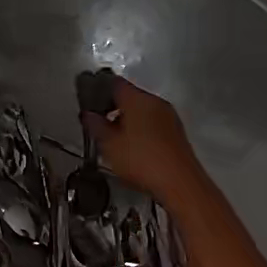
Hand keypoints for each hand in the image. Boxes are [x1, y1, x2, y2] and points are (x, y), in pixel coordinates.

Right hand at [81, 75, 208, 205]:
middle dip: (112, 106)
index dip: (98, 88)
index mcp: (137, 99)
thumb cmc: (140, 160)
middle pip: (129, 96)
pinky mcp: (176, 133)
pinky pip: (152, 123)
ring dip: (126, 119)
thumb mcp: (109, 145)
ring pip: (142, 110)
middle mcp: (156, 102)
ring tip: (112, 138)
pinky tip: (132, 147)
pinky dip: (140, 129)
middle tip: (97, 122)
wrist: (180, 184)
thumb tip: (88, 114)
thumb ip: (95, 125)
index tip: (86, 101)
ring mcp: (169, 117)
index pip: (114, 83)